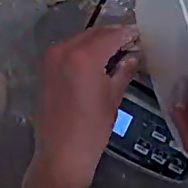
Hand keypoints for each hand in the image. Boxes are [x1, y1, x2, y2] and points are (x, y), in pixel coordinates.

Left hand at [31, 24, 138, 187]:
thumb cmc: (92, 128)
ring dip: (99, 42)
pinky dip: (85, 51)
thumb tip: (132, 56)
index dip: (128, 34)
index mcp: (84, 56)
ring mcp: (52, 59)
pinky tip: (98, 61)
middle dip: (113, 36)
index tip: (140, 36)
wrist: (61, 154)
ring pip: (81, 40)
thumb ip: (124, 70)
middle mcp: (64, 50)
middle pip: (94, 33)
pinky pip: (70, 50)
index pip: (111, 35)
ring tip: (117, 52)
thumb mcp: (113, 96)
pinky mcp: (46, 69)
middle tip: (131, 44)